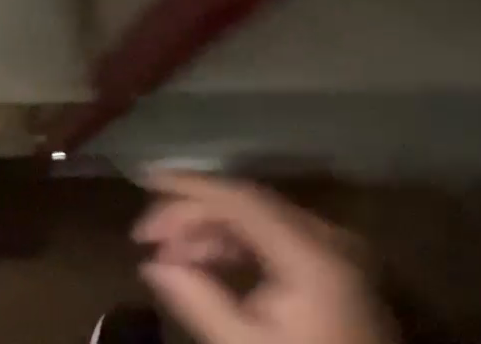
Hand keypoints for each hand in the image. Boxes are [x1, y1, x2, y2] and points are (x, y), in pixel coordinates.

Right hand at [133, 173, 392, 343]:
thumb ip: (198, 300)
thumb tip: (151, 266)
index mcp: (310, 252)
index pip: (238, 197)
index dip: (187, 184)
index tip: (143, 181)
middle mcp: (327, 237)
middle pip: (247, 205)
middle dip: (193, 214)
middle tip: (148, 237)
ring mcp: (336, 251)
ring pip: (260, 220)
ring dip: (213, 230)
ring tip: (172, 256)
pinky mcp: (337, 268)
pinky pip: (278, 238)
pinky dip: (240, 244)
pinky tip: (209, 262)